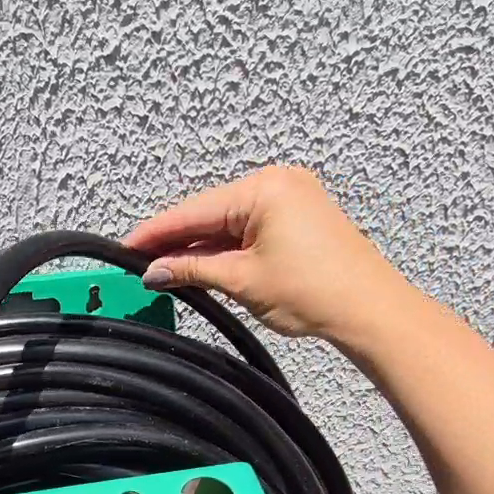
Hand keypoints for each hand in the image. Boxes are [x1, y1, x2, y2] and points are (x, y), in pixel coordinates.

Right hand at [125, 165, 430, 355]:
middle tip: (138, 261)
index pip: (194, 210)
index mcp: (264, 189)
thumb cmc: (315, 290)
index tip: (126, 246)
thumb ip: (193, 271)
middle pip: (208, 213)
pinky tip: (198, 265)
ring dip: (197, 248)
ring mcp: (289, 200)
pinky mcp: (296, 220)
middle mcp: (277, 184)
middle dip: (174, 241)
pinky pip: (246, 229)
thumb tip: (157, 271)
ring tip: (162, 269)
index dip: (156, 232)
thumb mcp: (241, 280)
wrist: (368, 309)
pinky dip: (222, 248)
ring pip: (226, 223)